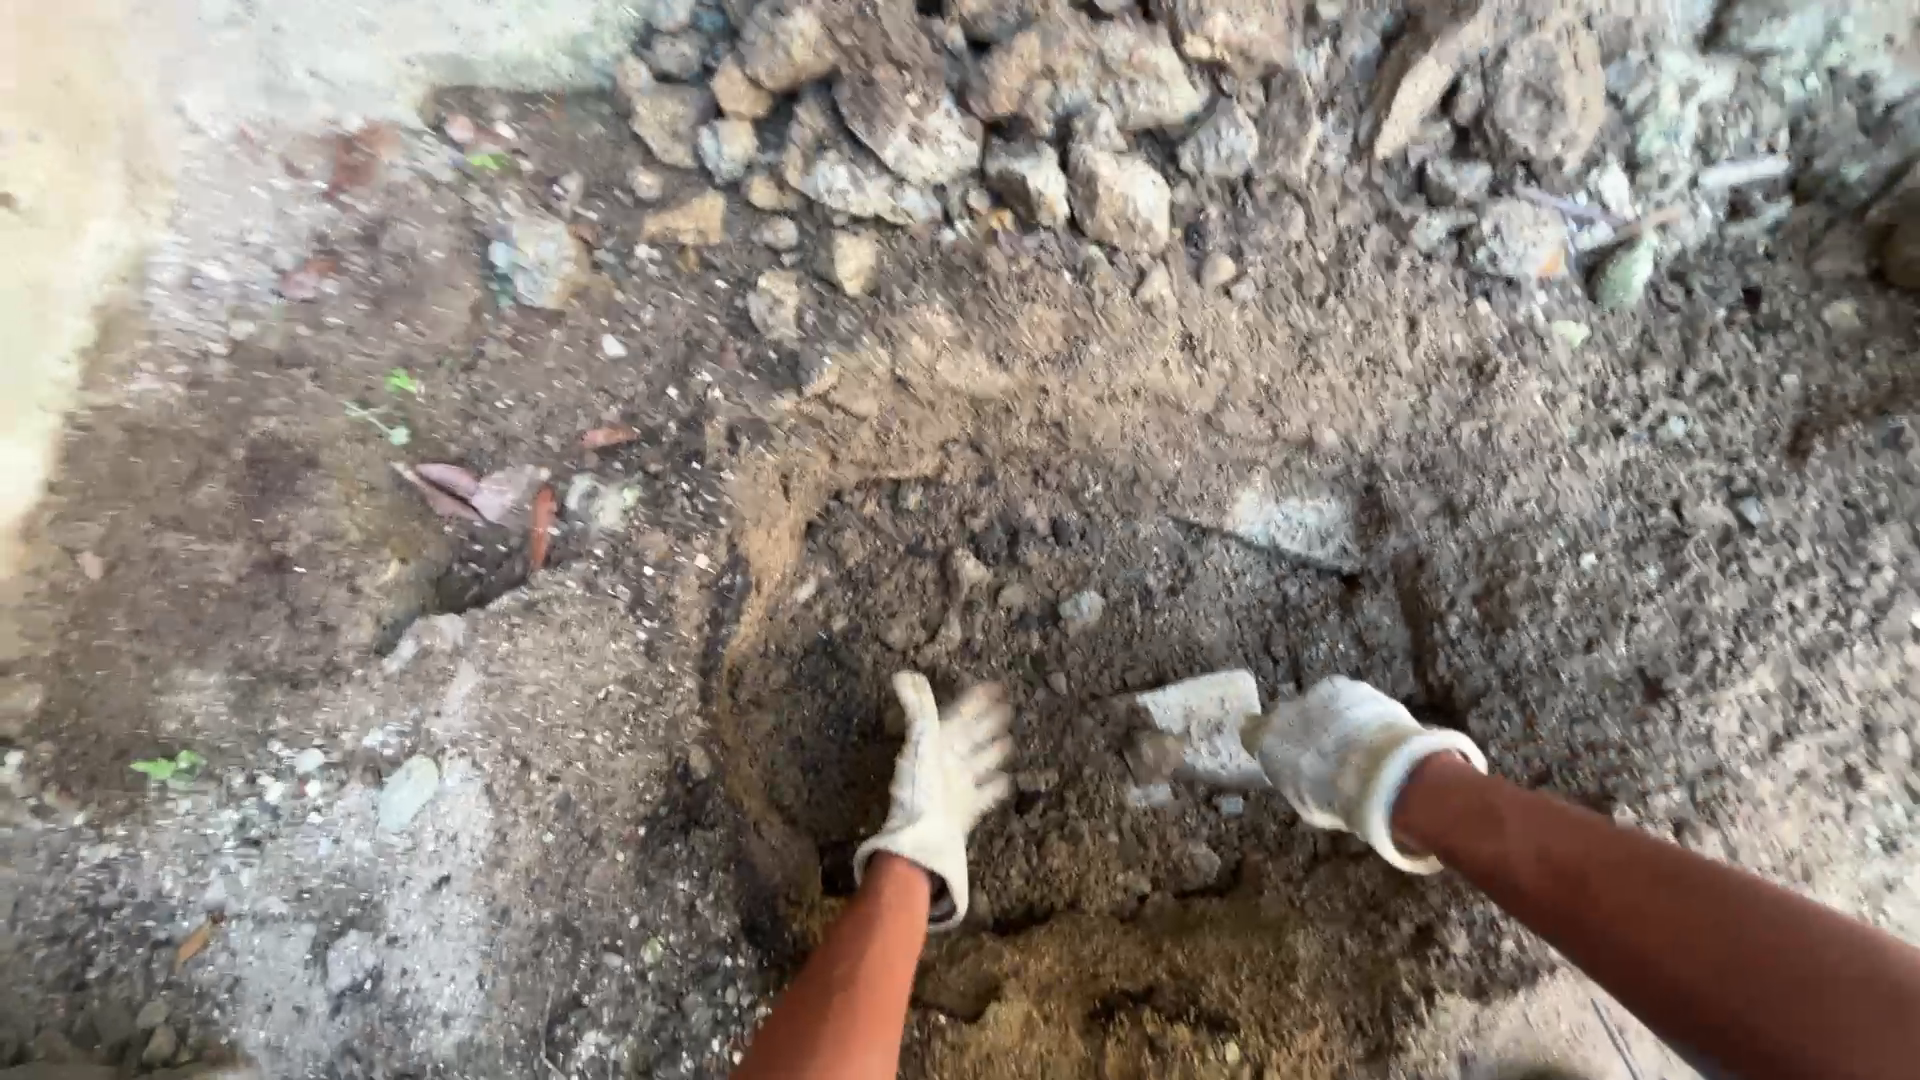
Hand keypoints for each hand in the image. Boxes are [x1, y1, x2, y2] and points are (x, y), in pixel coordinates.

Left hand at [853, 672, 1012, 930]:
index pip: (959, 715)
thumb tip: (902, 673)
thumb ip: (917, 709)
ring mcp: (958, 787)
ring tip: (1009, 738)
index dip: (975, 700)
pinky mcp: (968, 810)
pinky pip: (986, 794)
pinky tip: (1009, 780)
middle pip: (972, 736)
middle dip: (989, 720)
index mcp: (936, 745)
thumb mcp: (920, 743)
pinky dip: (997, 786)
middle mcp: (947, 763)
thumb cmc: (920, 789)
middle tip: (1008, 705)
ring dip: (994, 749)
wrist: (923, 839)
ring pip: (980, 762)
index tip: (995, 685)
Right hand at [1240, 676, 1485, 872]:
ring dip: (1334, 722)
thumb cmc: (1336, 799)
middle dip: (1305, 731)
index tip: (1281, 752)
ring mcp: (1315, 695)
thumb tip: (1301, 777)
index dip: (1268, 741)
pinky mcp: (1347, 686)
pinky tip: (1378, 735)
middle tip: (1328, 754)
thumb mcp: (1307, 802)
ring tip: (1360, 747)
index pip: (1252, 733)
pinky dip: (1360, 714)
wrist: (1380, 774)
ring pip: (1321, 707)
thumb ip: (1296, 781)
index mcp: (1265, 741)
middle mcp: (1282, 712)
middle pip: (1289, 717)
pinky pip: (1350, 701)